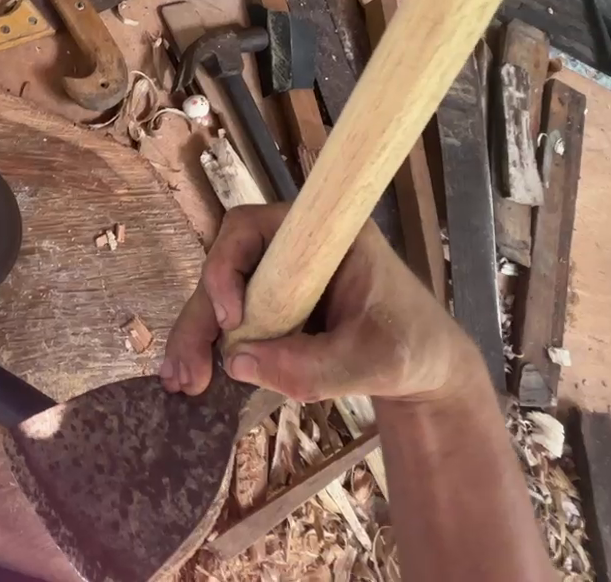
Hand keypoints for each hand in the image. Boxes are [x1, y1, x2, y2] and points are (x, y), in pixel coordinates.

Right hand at [160, 204, 483, 403]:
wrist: (429, 370)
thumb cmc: (413, 349)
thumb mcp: (375, 360)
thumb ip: (313, 364)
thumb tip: (235, 363)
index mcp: (317, 234)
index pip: (249, 227)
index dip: (228, 262)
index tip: (234, 317)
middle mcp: (286, 248)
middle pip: (222, 266)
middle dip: (200, 317)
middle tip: (186, 370)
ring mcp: (274, 277)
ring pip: (217, 295)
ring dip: (195, 336)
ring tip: (181, 382)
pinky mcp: (268, 306)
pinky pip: (228, 320)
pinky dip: (208, 348)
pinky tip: (191, 377)